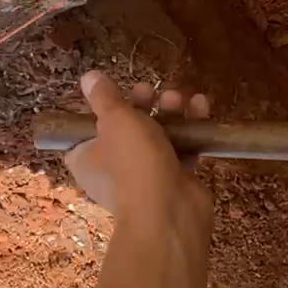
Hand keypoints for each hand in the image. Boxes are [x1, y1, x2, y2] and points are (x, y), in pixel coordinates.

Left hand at [62, 71, 211, 228]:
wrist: (170, 210)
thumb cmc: (133, 162)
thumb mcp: (115, 120)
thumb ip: (104, 97)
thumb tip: (88, 77)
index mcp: (88, 158)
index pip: (86, 131)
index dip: (100, 111)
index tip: (114, 94)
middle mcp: (113, 168)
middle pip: (126, 127)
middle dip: (143, 104)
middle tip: (152, 92)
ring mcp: (145, 175)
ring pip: (157, 135)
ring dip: (169, 112)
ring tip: (180, 99)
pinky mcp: (174, 178)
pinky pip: (181, 147)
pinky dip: (190, 128)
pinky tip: (201, 108)